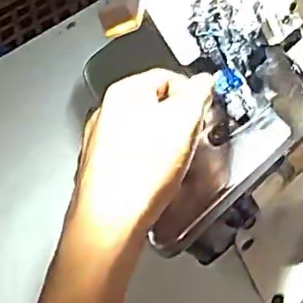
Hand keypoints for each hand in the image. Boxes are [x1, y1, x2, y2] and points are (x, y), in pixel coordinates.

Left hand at [33, 70, 213, 302]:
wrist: (108, 226)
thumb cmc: (138, 174)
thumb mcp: (185, 121)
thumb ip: (198, 93)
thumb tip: (203, 82)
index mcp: (124, 90)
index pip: (166, 76)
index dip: (191, 93)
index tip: (203, 111)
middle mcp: (106, 112)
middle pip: (153, 105)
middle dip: (176, 123)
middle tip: (191, 141)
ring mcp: (99, 142)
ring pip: (142, 134)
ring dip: (162, 148)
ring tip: (174, 168)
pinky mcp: (99, 172)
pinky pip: (131, 161)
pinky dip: (146, 169)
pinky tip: (155, 186)